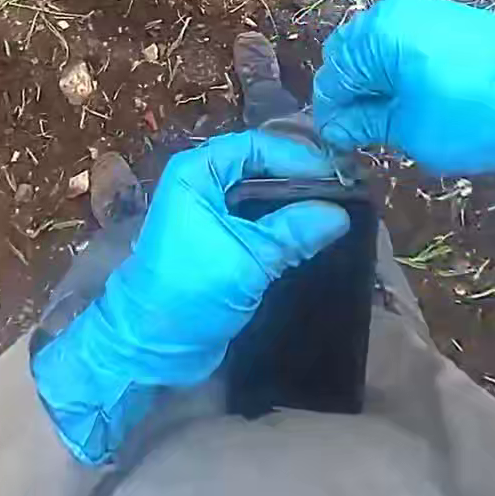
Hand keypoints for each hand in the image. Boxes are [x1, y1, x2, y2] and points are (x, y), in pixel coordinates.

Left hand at [31, 130, 350, 464]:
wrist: (149, 347)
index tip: (336, 173)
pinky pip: (259, 216)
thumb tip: (340, 214)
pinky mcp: (222, 235)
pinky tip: (315, 229)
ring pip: (263, 190)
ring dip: (296, 198)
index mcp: (198, 171)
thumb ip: (292, 233)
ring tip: (339, 204)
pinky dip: (285, 220)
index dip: (297, 157)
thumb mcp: (245, 260)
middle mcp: (204, 180)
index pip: (255, 147)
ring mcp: (212, 207)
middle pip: (261, 164)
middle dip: (301, 175)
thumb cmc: (189, 292)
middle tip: (345, 186)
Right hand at [312, 0, 494, 182]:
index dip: (331, 116)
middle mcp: (390, 12)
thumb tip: (334, 129)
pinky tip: (410, 102)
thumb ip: (364, 124)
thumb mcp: (412, 129)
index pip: (333, 76)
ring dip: (373, 85)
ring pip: (374, 52)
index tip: (338, 148)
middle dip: (350, 96)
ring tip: (388, 123)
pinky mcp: (442, 19)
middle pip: (348, 58)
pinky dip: (395, 73)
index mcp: (376, 32)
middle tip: (362, 136)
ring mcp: (418, 11)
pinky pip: (400, 45)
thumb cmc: (479, 112)